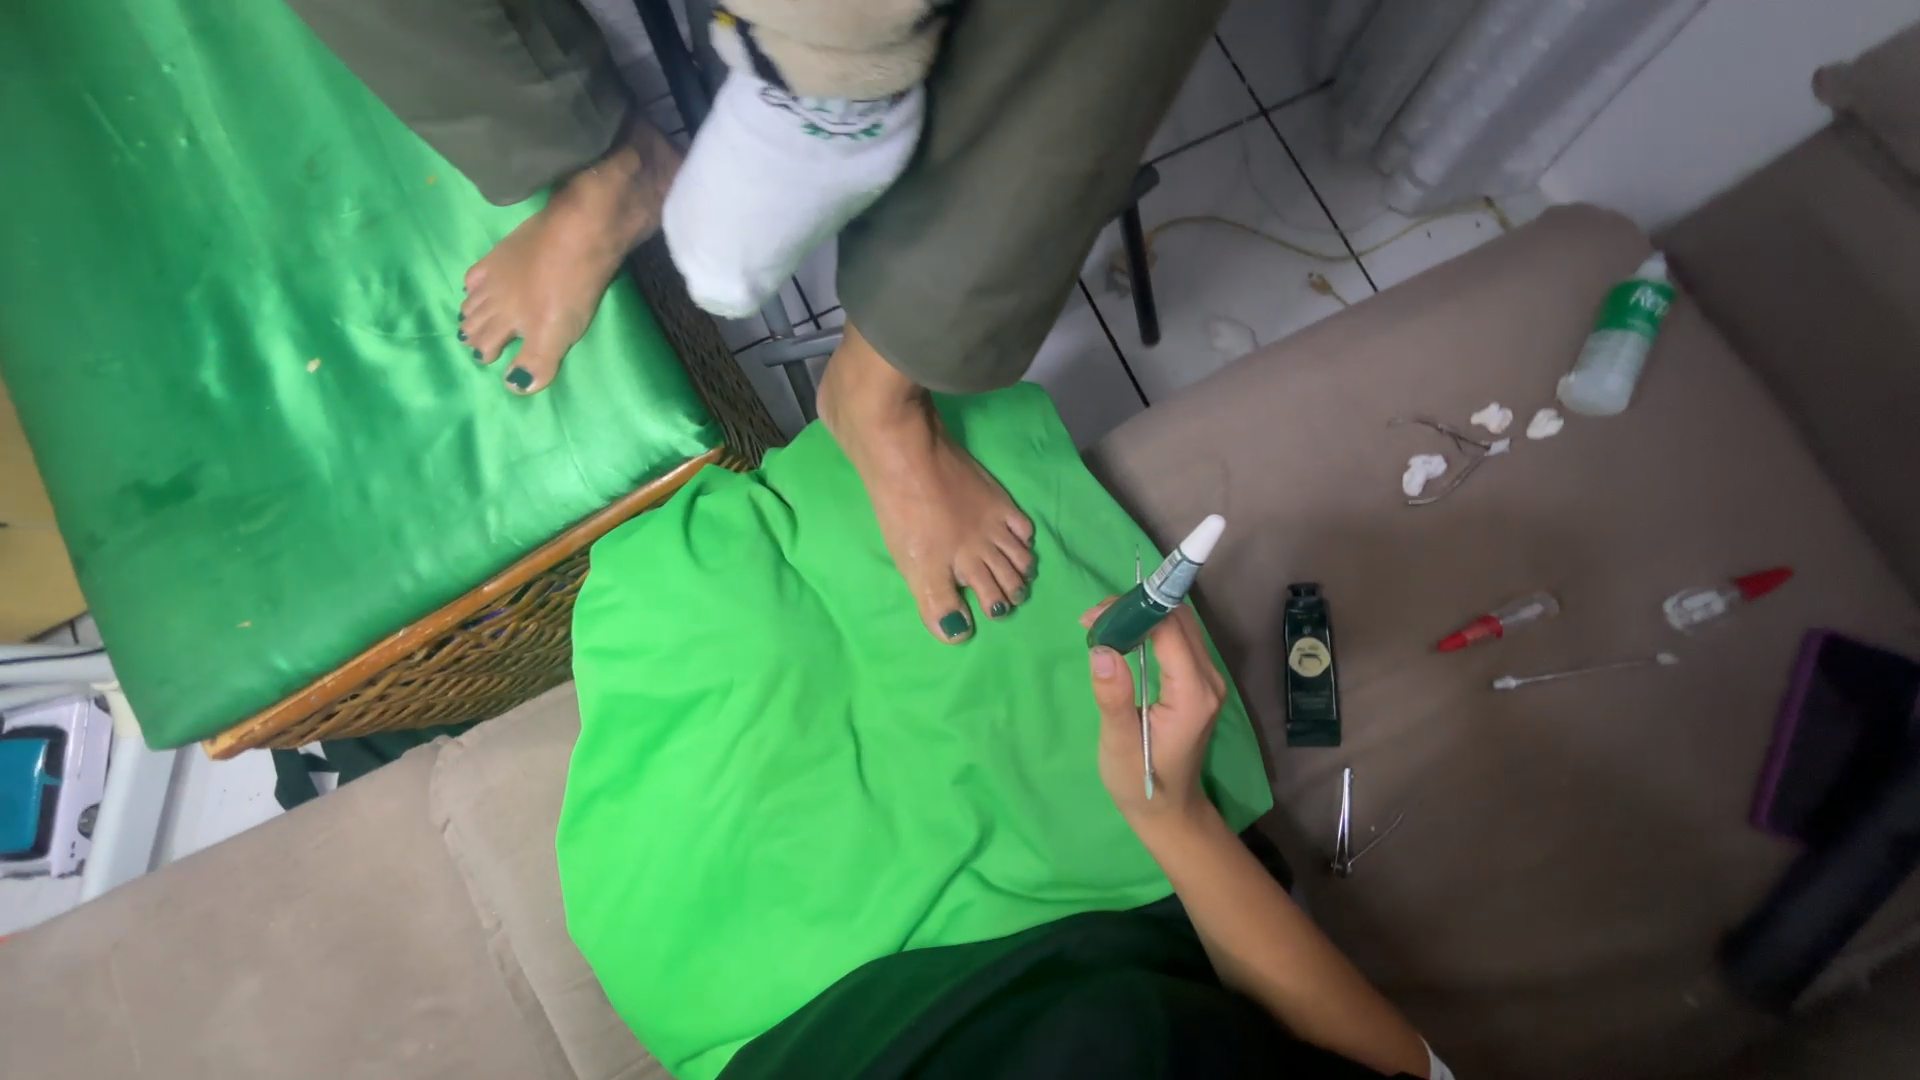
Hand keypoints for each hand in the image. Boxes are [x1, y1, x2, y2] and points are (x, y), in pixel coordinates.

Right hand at [1083, 600, 1227, 839]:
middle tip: (1094, 619)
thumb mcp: (1119, 744)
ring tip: (1104, 625)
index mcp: (1192, 694)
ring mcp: (1209, 680)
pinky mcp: (1200, 682)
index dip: (1132, 613)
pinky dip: (1151, 628)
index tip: (1092, 618)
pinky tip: (1124, 637)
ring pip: (1181, 625)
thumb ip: (1113, 697)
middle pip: (1179, 620)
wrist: (1168, 809)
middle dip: (1136, 608)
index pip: (1169, 631)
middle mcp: (1209, 681)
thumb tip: (1102, 649)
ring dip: (1144, 615)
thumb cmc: (1140, 781)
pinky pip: (1180, 639)